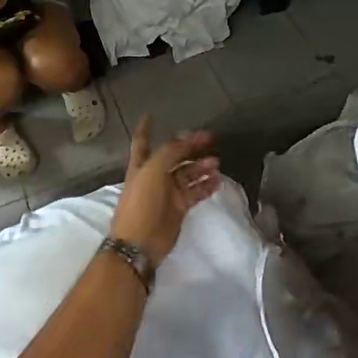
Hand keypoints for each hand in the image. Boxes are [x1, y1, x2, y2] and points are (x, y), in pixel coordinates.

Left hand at [110, 116, 219, 265]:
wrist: (140, 242)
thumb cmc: (141, 202)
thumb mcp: (153, 170)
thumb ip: (171, 152)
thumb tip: (187, 138)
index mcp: (142, 165)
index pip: (142, 142)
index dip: (145, 129)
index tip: (150, 115)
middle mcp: (154, 176)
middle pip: (174, 157)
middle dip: (190, 147)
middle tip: (210, 139)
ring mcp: (168, 193)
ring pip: (188, 174)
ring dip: (201, 167)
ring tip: (217, 163)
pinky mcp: (179, 208)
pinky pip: (196, 192)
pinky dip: (207, 185)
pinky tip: (218, 180)